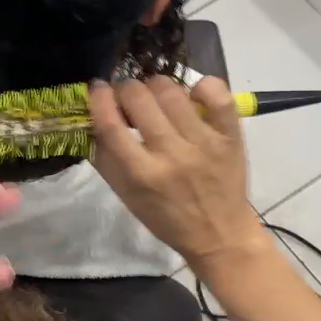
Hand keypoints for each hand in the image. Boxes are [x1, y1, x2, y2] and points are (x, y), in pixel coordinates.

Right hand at [90, 76, 269, 276]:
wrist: (219, 234)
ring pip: (172, 91)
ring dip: (155, 85)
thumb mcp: (126, 196)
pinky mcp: (230, 136)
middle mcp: (172, 154)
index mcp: (142, 174)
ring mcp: (204, 142)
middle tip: (126, 96)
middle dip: (126, 88)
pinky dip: (201, 86)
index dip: (99, 99)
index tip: (97, 88)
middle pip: (139, 99)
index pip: (111, 125)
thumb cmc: (165, 218)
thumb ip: (106, 160)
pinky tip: (191, 95)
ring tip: (155, 95)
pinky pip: (217, 94)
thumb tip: (90, 120)